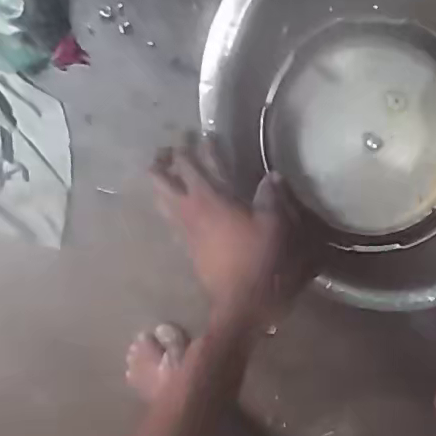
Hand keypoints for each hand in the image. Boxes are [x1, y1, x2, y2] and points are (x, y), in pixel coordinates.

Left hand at [152, 133, 309, 333]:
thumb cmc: (259, 260)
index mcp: (208, 199)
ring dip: (161, 182)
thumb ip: (271, 198)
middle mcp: (189, 210)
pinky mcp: (187, 248)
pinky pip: (170, 219)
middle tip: (170, 149)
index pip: (193, 162)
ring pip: (161, 199)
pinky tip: (179, 207)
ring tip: (167, 173)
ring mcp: (184, 231)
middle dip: (163, 160)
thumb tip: (272, 177)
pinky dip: (170, 205)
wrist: (242, 302)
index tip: (198, 133)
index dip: (194, 146)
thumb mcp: (275, 225)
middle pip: (161, 178)